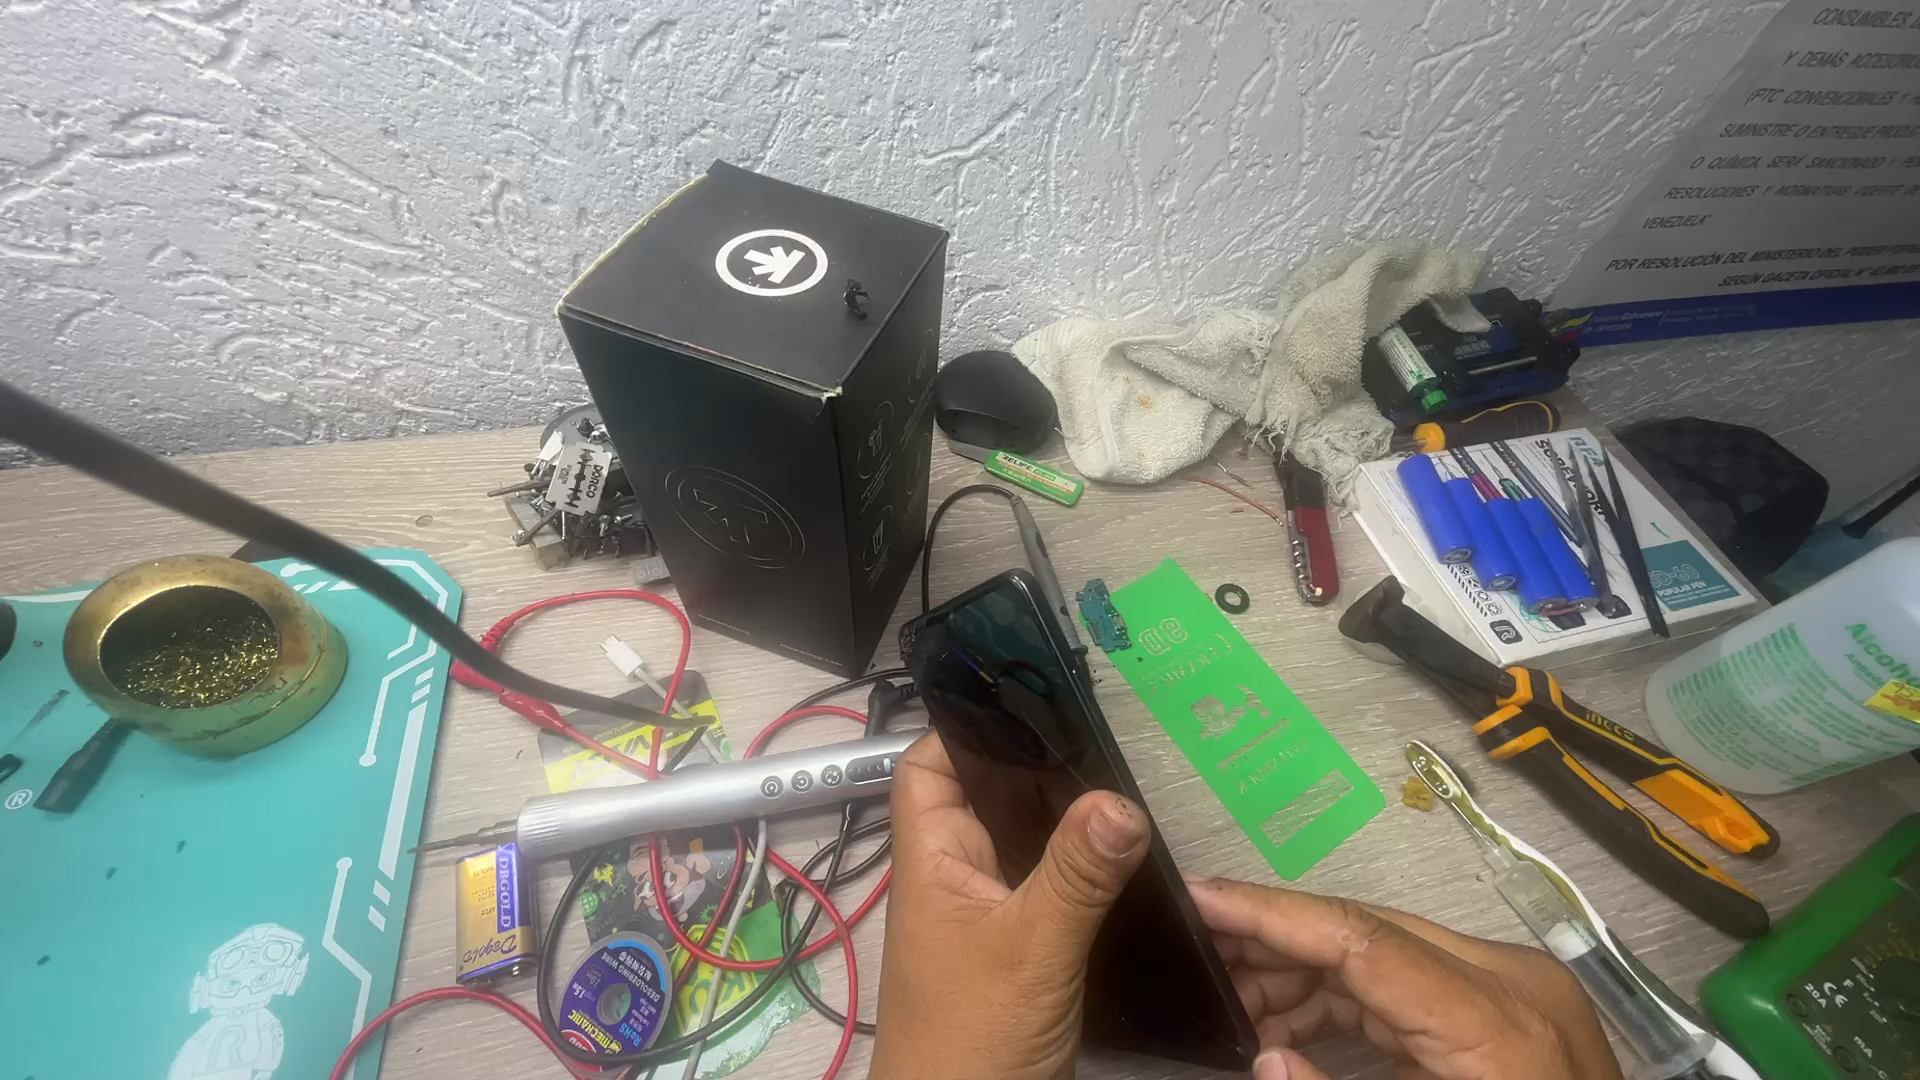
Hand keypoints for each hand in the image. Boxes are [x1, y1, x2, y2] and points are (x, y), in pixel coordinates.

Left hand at [868, 732, 1150, 1079]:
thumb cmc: (971, 1041)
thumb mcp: (1029, 948)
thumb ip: (1075, 877)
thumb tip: (1120, 802)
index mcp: (930, 854)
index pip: (926, 765)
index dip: (961, 730)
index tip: (1018, 704)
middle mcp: (952, 869)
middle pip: (978, 792)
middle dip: (1023, 763)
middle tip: (1085, 730)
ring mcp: (983, 903)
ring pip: (1013, 833)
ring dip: (1050, 808)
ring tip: (1106, 771)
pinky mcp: (1013, 934)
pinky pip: (1039, 872)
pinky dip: (1068, 854)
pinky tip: (1109, 845)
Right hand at [1186, 877, 1623, 1079]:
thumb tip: (1264, 1055)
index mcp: (1501, 1022)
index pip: (1358, 936)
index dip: (1267, 911)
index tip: (1199, 895)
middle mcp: (1504, 980)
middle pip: (1355, 931)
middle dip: (1268, 941)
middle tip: (1196, 953)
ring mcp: (1500, 987)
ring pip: (1366, 950)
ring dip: (1295, 972)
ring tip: (1230, 997)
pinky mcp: (1490, 1004)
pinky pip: (1391, 981)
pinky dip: (1332, 997)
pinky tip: (1281, 1018)